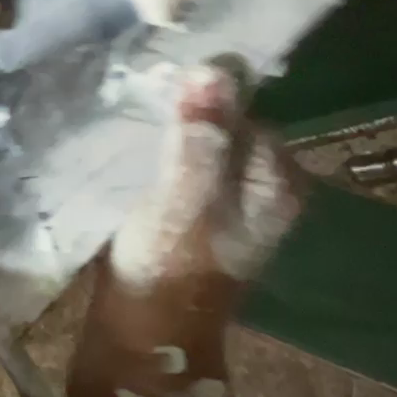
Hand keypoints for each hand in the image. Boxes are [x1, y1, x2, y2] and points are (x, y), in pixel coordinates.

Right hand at [107, 59, 306, 298]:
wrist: (146, 329)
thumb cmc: (171, 264)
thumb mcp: (184, 198)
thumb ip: (199, 139)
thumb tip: (213, 68)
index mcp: (276, 180)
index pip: (243, 108)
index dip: (198, 91)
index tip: (149, 79)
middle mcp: (262, 185)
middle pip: (222, 123)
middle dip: (179, 106)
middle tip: (127, 93)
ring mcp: (228, 198)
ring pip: (198, 140)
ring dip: (163, 126)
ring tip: (120, 111)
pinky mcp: (195, 207)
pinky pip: (180, 159)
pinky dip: (156, 147)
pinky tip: (126, 143)